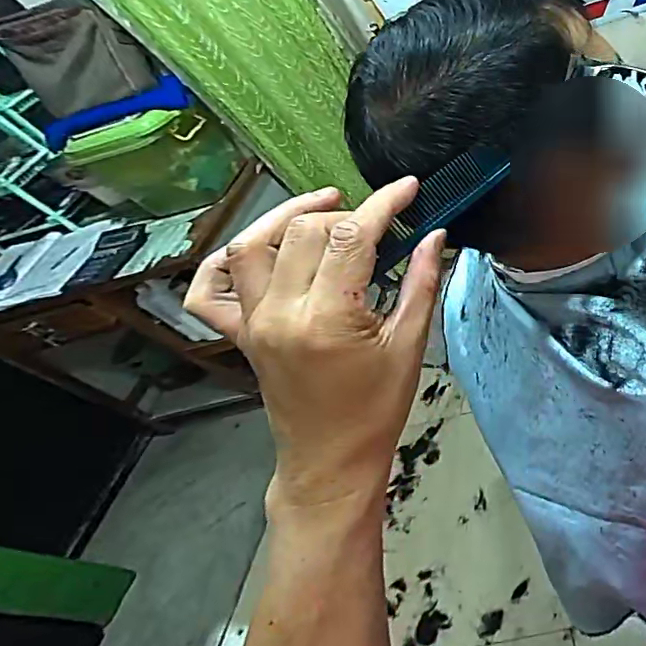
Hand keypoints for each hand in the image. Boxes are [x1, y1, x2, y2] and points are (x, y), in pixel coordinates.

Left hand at [185, 178, 444, 508]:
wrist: (331, 458)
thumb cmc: (378, 406)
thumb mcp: (411, 342)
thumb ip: (422, 281)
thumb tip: (435, 235)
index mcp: (329, 318)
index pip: (352, 236)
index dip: (384, 203)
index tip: (408, 187)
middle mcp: (280, 314)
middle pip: (304, 231)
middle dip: (347, 212)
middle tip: (380, 219)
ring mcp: (252, 322)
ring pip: (252, 245)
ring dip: (289, 217)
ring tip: (326, 207)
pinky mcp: (238, 333)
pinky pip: (211, 287)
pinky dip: (229, 257)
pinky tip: (263, 245)